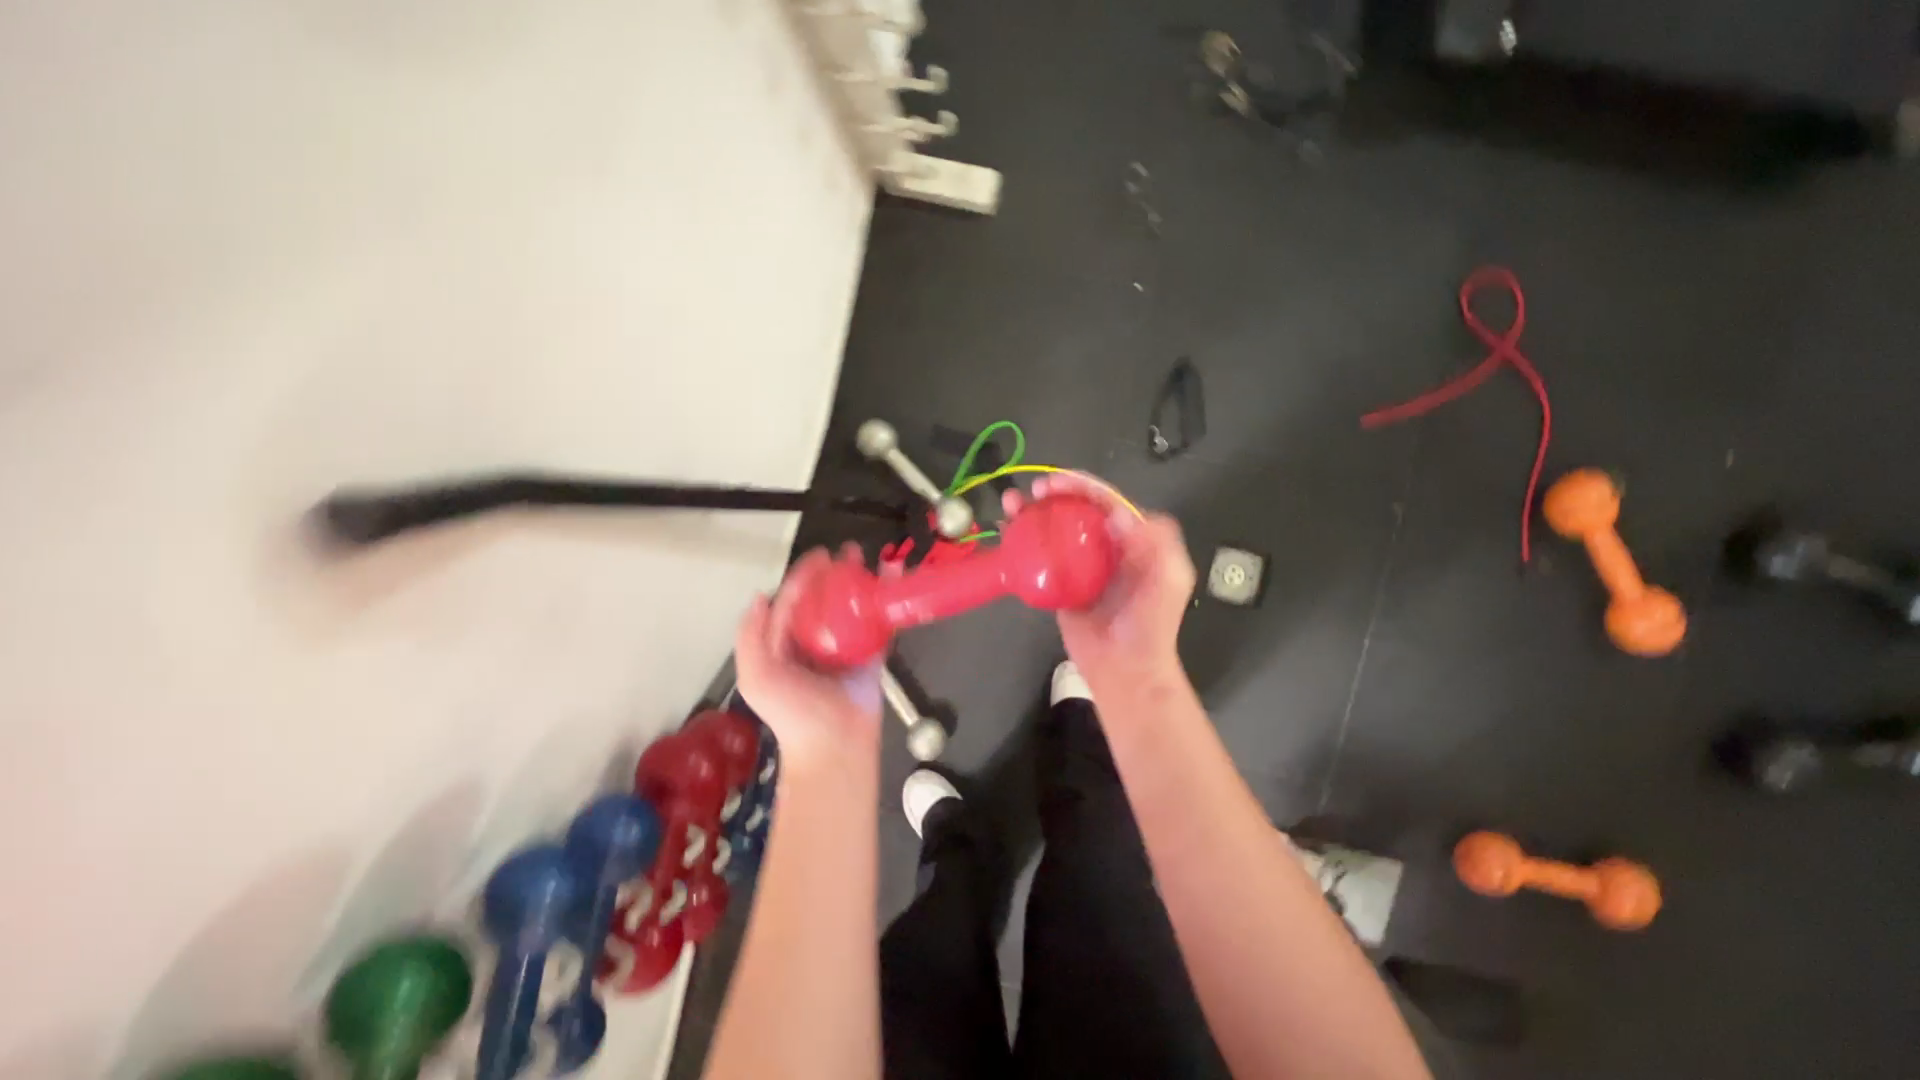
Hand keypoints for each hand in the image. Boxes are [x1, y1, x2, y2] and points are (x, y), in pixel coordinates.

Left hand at [734, 545, 883, 767]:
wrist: (834, 746)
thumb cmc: (792, 712)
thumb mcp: (756, 676)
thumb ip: (750, 636)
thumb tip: (760, 596)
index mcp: (784, 645)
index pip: (793, 601)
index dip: (804, 576)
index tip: (820, 557)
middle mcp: (814, 643)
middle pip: (826, 599)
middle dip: (837, 573)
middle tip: (849, 552)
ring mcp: (845, 648)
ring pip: (854, 607)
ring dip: (863, 581)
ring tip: (873, 558)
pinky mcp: (872, 656)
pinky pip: (880, 623)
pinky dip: (887, 601)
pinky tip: (894, 579)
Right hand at [1002, 474, 1194, 684]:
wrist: (1127, 670)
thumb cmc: (1152, 625)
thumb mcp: (1170, 578)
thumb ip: (1154, 541)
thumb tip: (1115, 513)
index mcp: (1134, 537)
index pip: (1105, 501)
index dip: (1080, 486)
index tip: (1053, 484)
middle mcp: (1106, 545)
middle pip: (1076, 508)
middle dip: (1052, 494)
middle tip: (1031, 493)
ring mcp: (1080, 564)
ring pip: (1053, 528)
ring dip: (1031, 512)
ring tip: (1010, 506)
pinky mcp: (1059, 584)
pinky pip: (1039, 557)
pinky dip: (1022, 542)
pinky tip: (1007, 534)